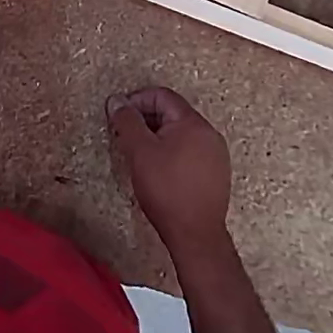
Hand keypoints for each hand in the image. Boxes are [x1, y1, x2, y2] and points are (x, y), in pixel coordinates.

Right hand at [106, 87, 231, 255]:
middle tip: (124, 133)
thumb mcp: (139, 151)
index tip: (118, 115)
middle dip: (145, 118)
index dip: (136, 100)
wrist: (196, 236)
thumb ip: (127, 121)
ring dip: (156, 135)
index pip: (162, 96)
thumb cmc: (166, 190)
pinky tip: (158, 168)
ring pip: (180, 133)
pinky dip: (170, 151)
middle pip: (172, 112)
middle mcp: (209, 134)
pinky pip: (189, 150)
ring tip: (138, 152)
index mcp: (193, 123)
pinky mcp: (215, 174)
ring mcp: (216, 155)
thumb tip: (117, 100)